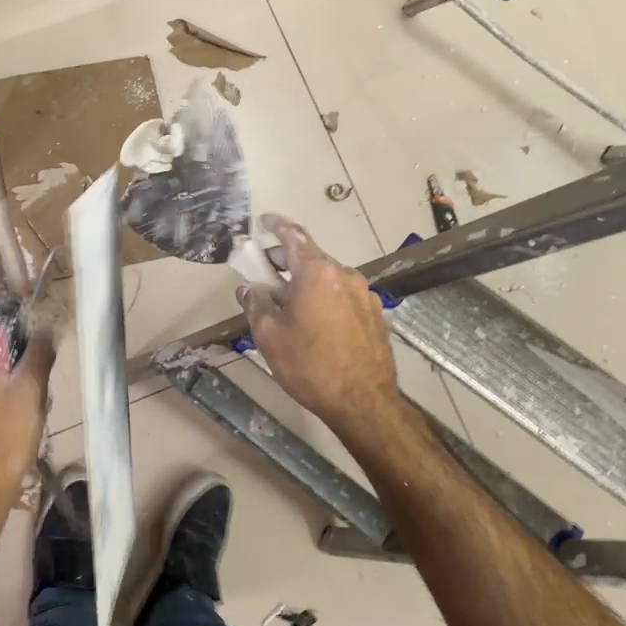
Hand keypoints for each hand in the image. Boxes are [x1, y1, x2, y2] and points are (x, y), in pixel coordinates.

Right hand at [237, 214, 402, 427]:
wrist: (364, 403)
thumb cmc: (310, 365)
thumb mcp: (269, 335)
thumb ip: (256, 303)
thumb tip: (250, 288)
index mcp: (316, 272)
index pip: (293, 235)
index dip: (276, 225)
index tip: (263, 222)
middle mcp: (344, 275)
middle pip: (310, 257)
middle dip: (286, 262)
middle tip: (266, 279)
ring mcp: (364, 295)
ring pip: (328, 279)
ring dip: (307, 284)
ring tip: (291, 309)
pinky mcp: (375, 315)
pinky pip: (344, 297)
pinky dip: (326, 300)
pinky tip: (318, 326)